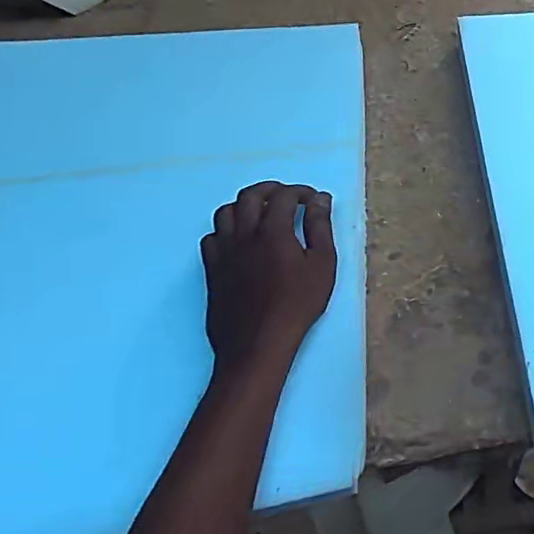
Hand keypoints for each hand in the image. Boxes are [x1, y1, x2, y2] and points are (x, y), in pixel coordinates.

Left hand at [200, 182, 336, 378]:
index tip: (313, 200)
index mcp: (273, 232)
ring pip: (225, 212)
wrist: (257, 343)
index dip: (301, 192)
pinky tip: (242, 240)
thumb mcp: (322, 264)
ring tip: (263, 214)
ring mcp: (223, 252)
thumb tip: (320, 200)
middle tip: (288, 197)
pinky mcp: (211, 269)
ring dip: (245, 205)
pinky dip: (227, 230)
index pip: (284, 196)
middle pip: (249, 196)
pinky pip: (211, 237)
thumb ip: (320, 227)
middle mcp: (243, 235)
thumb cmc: (297, 304)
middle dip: (270, 190)